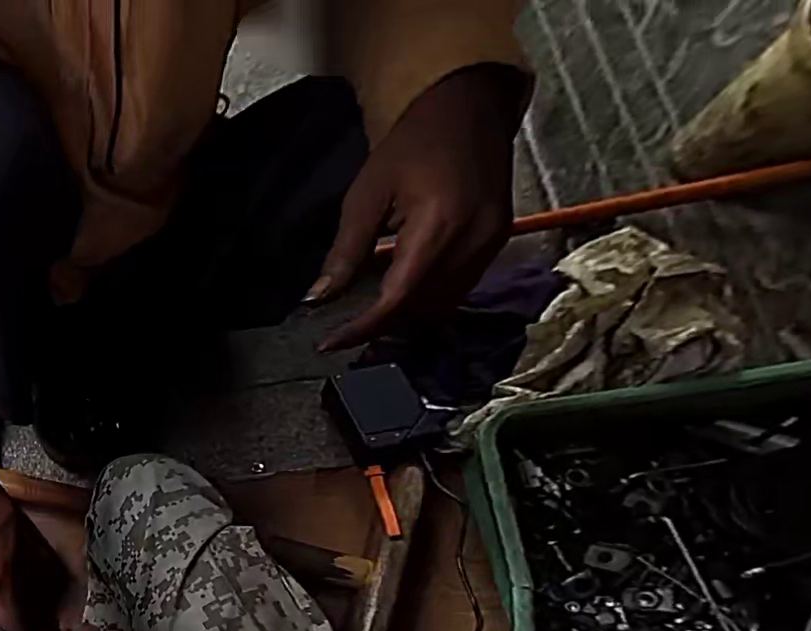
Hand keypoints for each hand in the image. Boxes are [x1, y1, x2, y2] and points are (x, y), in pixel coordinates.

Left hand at [313, 63, 531, 349]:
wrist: (467, 107)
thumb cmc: (410, 147)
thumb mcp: (365, 198)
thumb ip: (345, 254)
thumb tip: (316, 299)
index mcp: (441, 225)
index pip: (397, 298)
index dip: (362, 328)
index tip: (328, 344)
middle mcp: (474, 240)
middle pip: (421, 309)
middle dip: (378, 329)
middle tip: (340, 335)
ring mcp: (491, 242)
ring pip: (441, 306)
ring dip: (401, 321)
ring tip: (362, 323)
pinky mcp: (495, 242)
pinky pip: (456, 290)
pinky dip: (423, 304)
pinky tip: (394, 301)